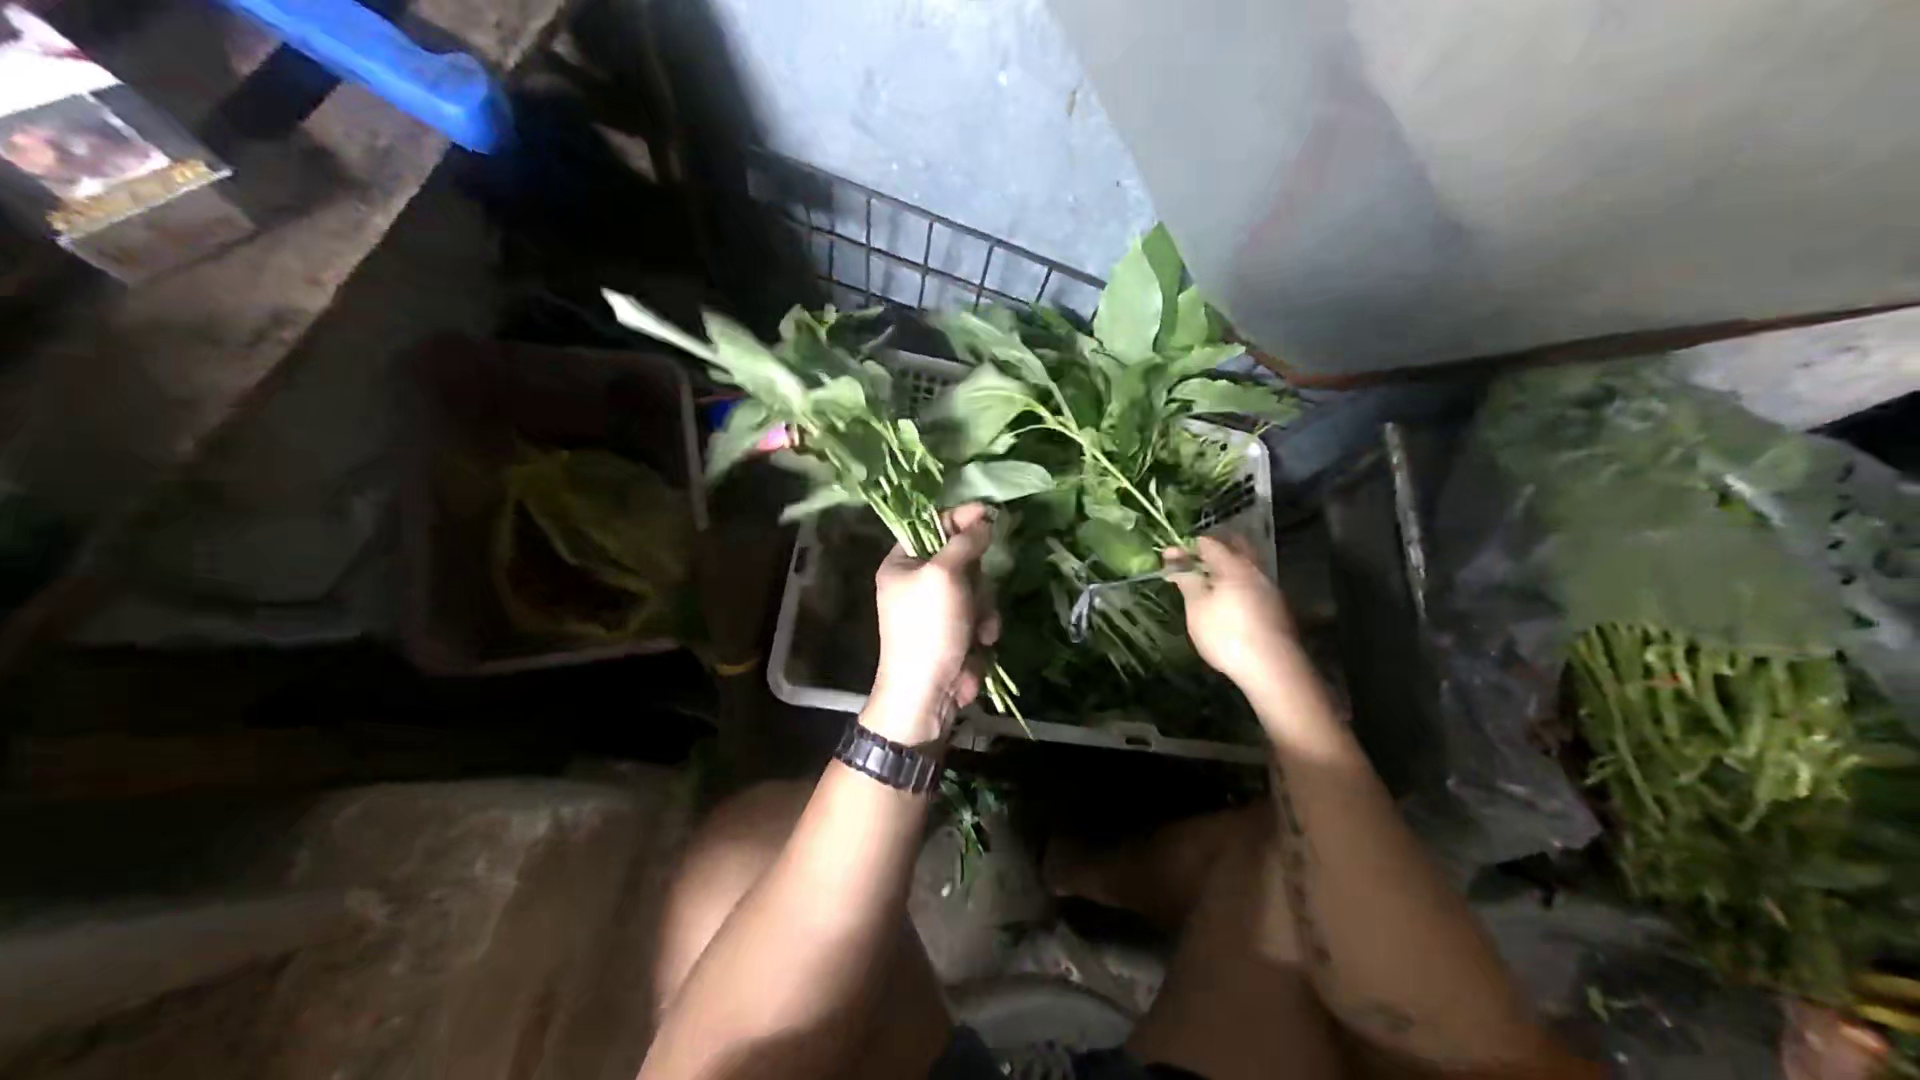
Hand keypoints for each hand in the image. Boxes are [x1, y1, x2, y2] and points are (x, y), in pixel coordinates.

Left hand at [865, 503, 1000, 745]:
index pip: (931, 526)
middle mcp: (917, 582)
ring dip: (984, 605)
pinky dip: (984, 626)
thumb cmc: (928, 629)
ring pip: (977, 587)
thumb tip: (983, 520)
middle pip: (961, 557)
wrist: (927, 694)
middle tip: (974, 589)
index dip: (960, 518)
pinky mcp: (957, 631)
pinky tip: (980, 642)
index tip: (988, 513)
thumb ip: (964, 542)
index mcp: (901, 564)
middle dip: (976, 576)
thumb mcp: (944, 576)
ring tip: (978, 627)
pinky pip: (981, 613)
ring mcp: (938, 609)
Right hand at [1164, 534, 1298, 688]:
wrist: (1273, 667)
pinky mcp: (1277, 605)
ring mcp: (1270, 587)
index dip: (1185, 546)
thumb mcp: (1197, 609)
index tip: (1168, 557)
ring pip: (1247, 563)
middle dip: (1212, 547)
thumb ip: (1188, 582)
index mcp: (1233, 565)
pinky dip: (1238, 580)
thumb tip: (1177, 565)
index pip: (1208, 543)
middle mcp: (1255, 569)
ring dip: (1227, 564)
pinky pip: (1254, 580)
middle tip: (1191, 559)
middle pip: (1234, 546)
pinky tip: (1229, 596)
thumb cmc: (1227, 635)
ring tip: (1208, 578)